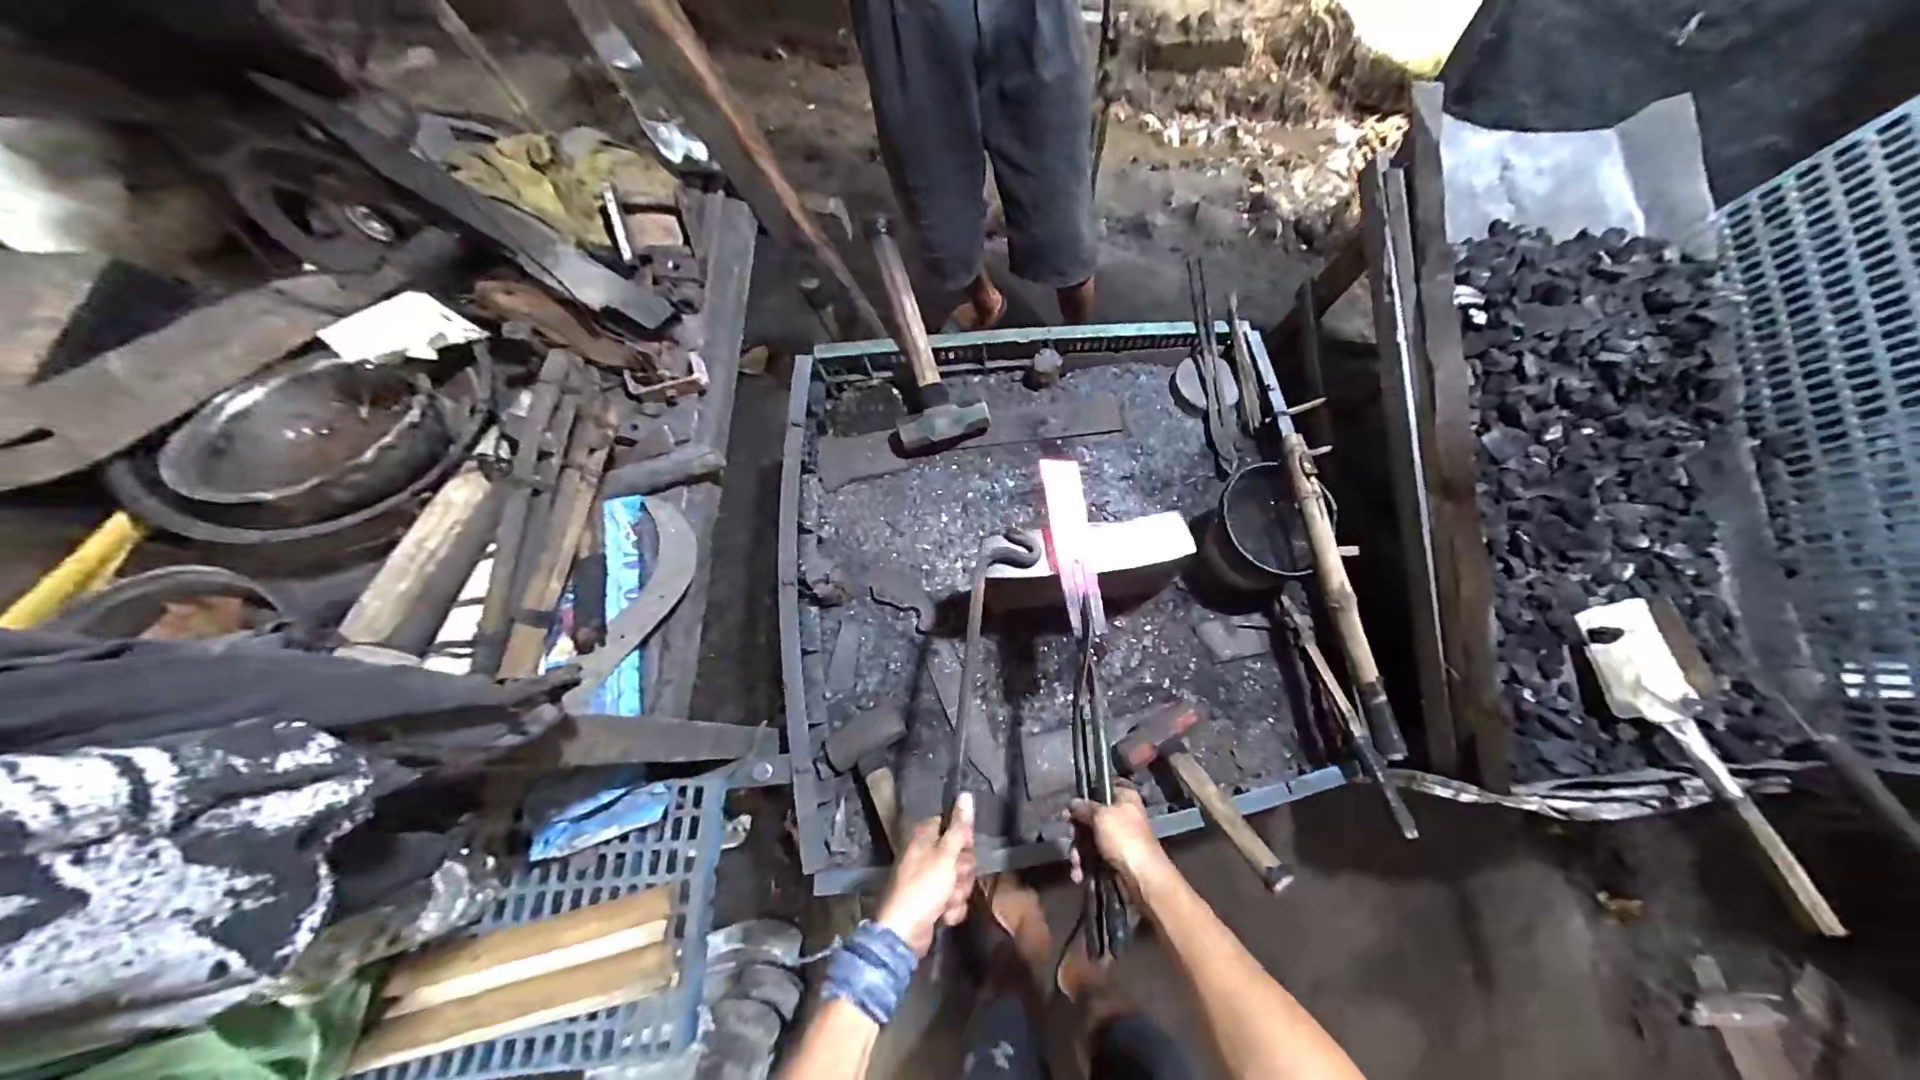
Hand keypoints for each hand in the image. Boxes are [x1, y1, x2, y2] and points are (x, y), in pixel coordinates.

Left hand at [874, 792, 976, 955]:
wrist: (904, 932)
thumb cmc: (924, 887)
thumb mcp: (945, 853)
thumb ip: (959, 826)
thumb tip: (966, 794)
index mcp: (925, 837)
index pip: (952, 826)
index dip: (962, 838)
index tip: (965, 847)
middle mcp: (927, 855)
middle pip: (960, 855)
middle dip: (962, 872)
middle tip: (954, 878)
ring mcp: (929, 880)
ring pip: (960, 879)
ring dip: (958, 894)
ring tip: (946, 902)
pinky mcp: (933, 902)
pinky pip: (954, 900)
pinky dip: (952, 909)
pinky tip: (944, 916)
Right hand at [1068, 783, 1172, 900]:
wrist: (1142, 877)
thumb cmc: (1123, 837)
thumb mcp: (1100, 815)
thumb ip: (1083, 807)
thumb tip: (1072, 803)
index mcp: (1125, 798)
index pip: (1103, 789)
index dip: (1086, 798)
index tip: (1071, 807)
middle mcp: (1122, 816)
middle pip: (1091, 818)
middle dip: (1078, 833)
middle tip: (1072, 840)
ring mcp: (1119, 839)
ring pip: (1090, 840)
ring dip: (1079, 853)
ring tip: (1077, 864)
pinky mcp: (1115, 860)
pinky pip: (1094, 858)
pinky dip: (1085, 866)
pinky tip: (1079, 874)